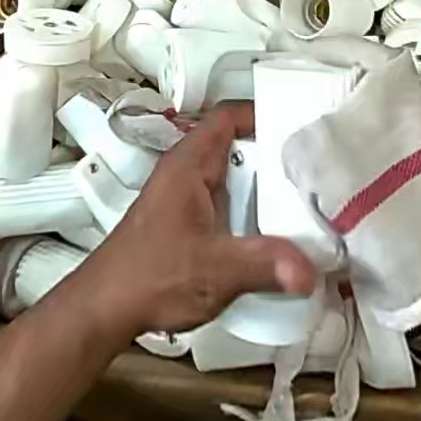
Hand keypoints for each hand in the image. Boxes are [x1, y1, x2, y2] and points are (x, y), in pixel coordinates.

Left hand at [63, 102, 315, 338]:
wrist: (105, 307)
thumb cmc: (153, 275)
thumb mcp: (215, 269)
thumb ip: (265, 265)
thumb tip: (310, 271)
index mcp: (190, 163)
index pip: (227, 117)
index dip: (263, 112)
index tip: (300, 125)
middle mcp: (187, 170)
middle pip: (236, 143)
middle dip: (274, 152)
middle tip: (314, 166)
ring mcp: (185, 194)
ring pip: (233, 173)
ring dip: (265, 183)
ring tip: (307, 195)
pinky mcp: (186, 218)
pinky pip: (227, 197)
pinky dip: (251, 205)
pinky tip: (276, 228)